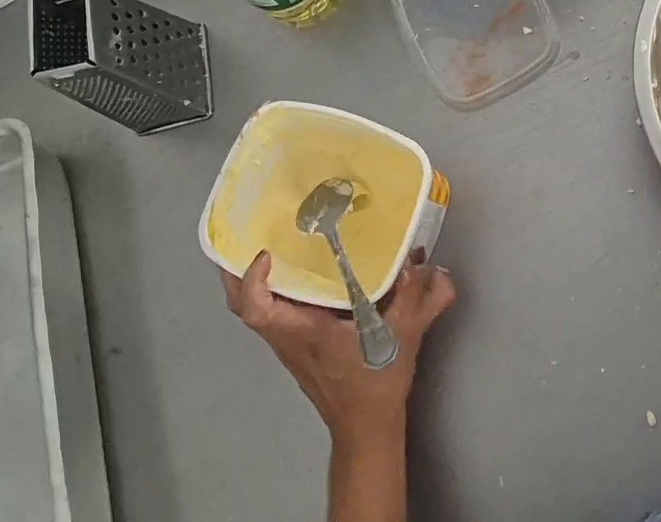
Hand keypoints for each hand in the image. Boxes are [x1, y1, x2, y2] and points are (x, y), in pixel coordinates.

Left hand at [222, 249, 455, 445]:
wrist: (366, 426)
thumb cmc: (377, 382)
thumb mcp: (404, 335)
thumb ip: (418, 297)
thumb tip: (425, 264)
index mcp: (306, 333)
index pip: (258, 309)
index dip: (253, 280)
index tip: (267, 252)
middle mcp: (289, 338)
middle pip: (242, 307)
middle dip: (235, 272)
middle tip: (246, 234)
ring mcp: (289, 345)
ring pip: (255, 311)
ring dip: (251, 280)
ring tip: (269, 244)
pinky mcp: (298, 348)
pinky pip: (273, 314)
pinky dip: (273, 291)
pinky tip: (298, 273)